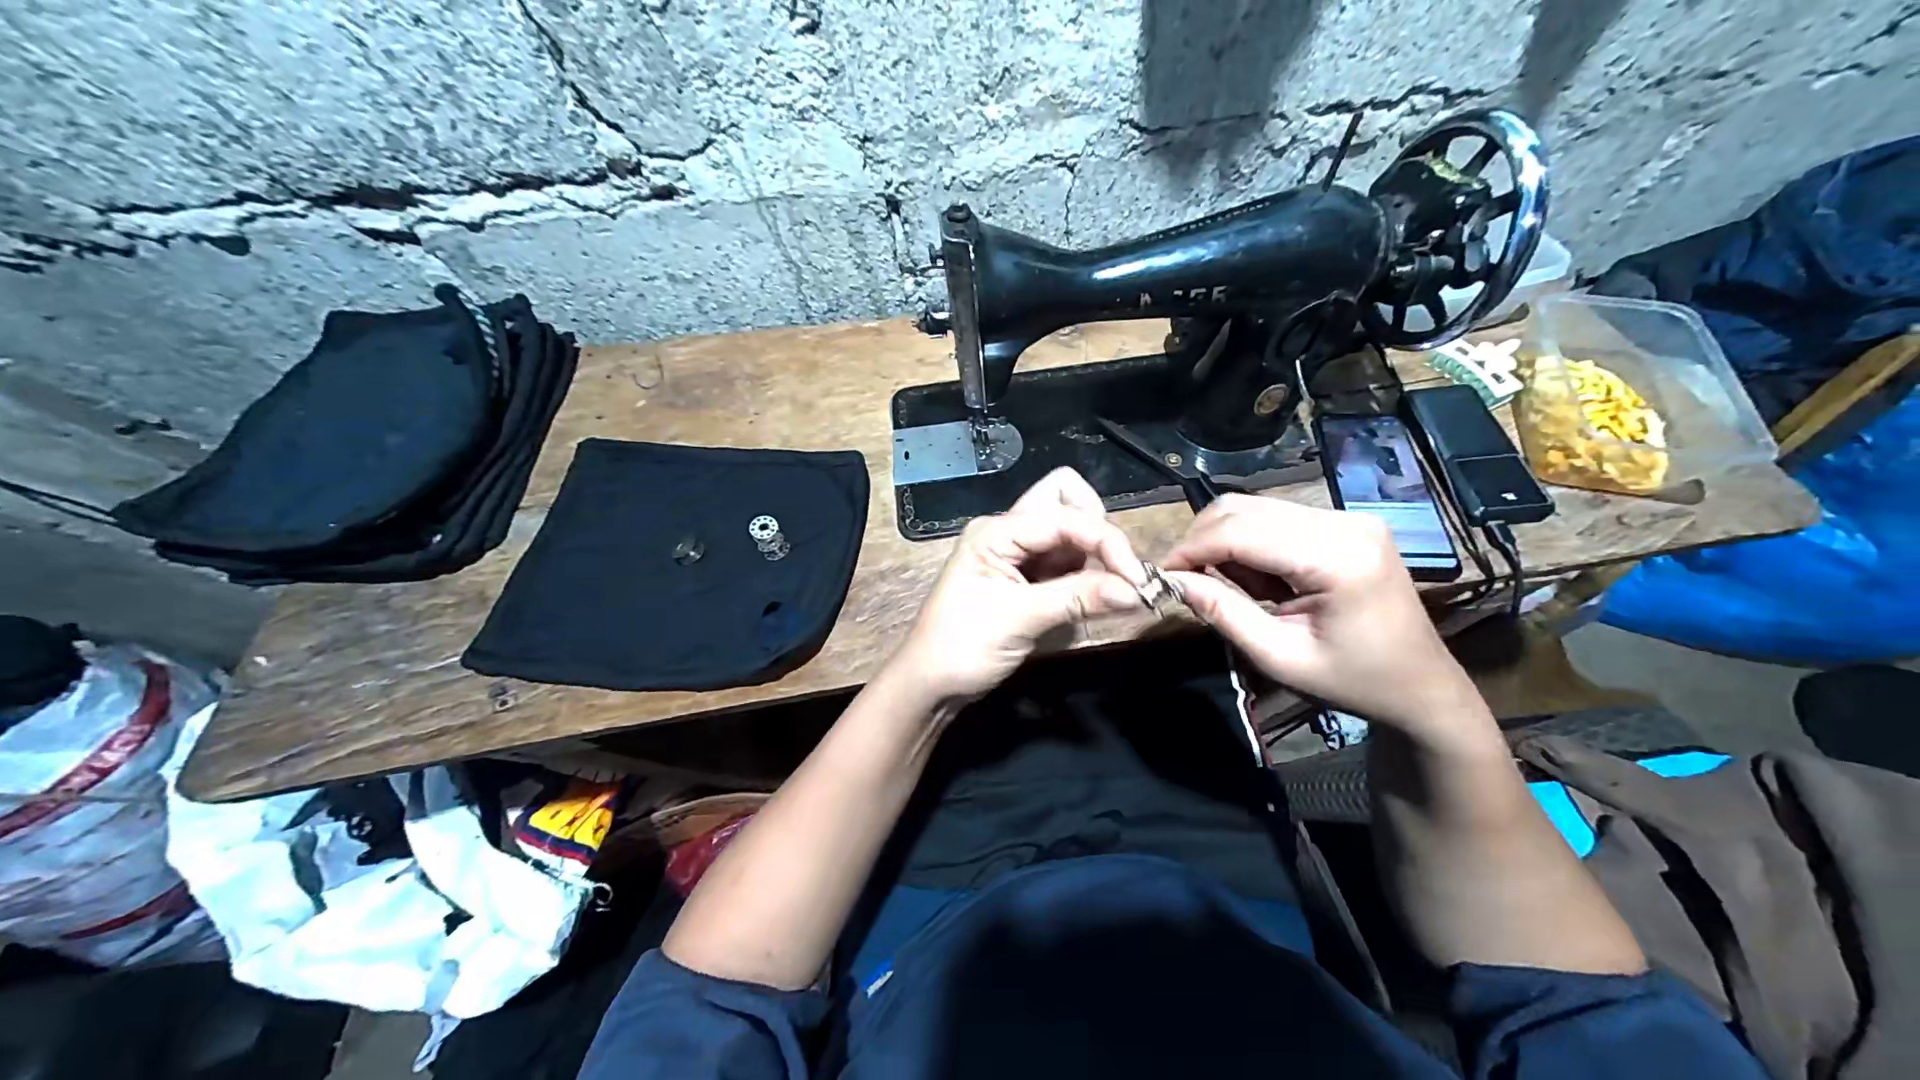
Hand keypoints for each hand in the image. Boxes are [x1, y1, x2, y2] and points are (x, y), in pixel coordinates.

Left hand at [889, 468, 1148, 706]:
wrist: (931, 684)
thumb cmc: (961, 648)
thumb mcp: (1019, 620)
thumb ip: (1079, 598)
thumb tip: (1137, 591)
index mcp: (996, 531)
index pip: (1065, 517)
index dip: (1106, 541)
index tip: (1137, 578)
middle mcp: (1008, 532)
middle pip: (1067, 501)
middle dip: (1097, 531)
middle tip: (1114, 572)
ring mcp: (1017, 553)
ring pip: (1070, 531)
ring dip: (1094, 555)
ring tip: (1105, 592)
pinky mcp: (1027, 577)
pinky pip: (1066, 560)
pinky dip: (1085, 573)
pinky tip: (1091, 597)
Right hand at [1160, 494, 1484, 736]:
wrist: (1420, 685)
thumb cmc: (1352, 681)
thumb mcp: (1279, 657)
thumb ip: (1224, 613)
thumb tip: (1173, 581)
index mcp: (1338, 557)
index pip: (1241, 531)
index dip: (1191, 548)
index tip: (1162, 575)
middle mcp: (1344, 522)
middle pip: (1243, 509)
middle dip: (1202, 541)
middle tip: (1186, 581)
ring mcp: (1347, 517)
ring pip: (1254, 508)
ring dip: (1224, 542)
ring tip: (1229, 587)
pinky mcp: (1344, 522)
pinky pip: (1274, 518)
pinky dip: (1248, 542)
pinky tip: (1256, 578)